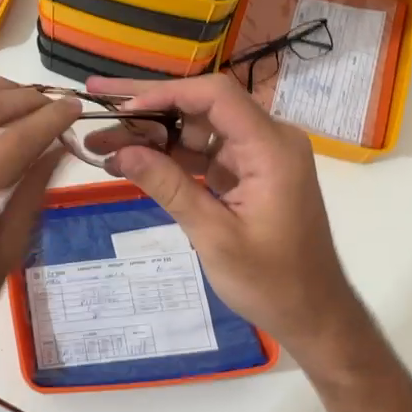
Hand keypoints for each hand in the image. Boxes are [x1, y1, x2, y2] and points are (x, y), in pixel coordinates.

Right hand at [85, 74, 371, 372]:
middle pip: (201, 104)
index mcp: (272, 148)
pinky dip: (167, 155)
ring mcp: (256, 155)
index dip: (164, 95)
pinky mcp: (246, 173)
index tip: (120, 110)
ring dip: (151, 133)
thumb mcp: (215, 237)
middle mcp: (267, 139)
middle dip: (147, 103)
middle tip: (96, 96)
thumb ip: (169, 187)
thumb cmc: (272, 282)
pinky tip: (128, 159)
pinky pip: (201, 151)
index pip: (215, 96)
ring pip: (196, 127)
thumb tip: (120, 151)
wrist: (315, 316)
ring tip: (100, 140)